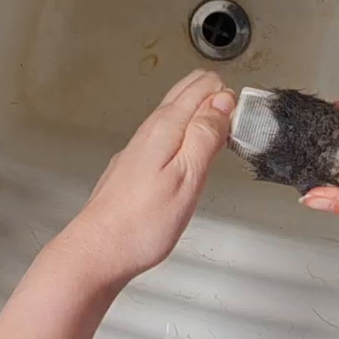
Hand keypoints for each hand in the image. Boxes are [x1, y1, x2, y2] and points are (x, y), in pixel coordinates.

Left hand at [45, 70, 233, 291]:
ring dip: (197, 110)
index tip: (240, 116)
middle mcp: (149, 130)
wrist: (98, 250)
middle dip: (212, 95)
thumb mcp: (188, 177)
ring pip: (172, 112)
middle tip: (234, 112)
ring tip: (219, 121)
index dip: (225, 97)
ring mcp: (138, 146)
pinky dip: (182, 129)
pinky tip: (188, 147)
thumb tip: (222, 100)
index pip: (200, 88)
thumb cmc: (143, 223)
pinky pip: (163, 132)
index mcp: (165, 127)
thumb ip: (205, 135)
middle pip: (184, 93)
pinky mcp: (133, 164)